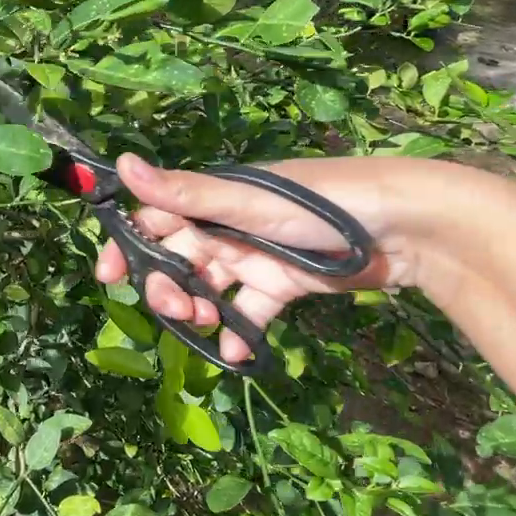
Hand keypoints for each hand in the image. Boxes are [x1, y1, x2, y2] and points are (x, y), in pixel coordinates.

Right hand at [92, 153, 446, 363]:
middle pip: (175, 261)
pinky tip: (238, 352)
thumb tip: (121, 163)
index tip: (108, 276)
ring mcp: (252, 257)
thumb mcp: (243, 201)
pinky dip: (240, 332)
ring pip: (208, 288)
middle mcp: (223, 227)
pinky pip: (250, 310)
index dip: (126, 247)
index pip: (151, 222)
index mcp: (208, 201)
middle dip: (166, 288)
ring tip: (210, 325)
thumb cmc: (316, 204)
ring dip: (200, 309)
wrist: (407, 228)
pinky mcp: (282, 283)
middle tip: (178, 310)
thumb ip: (181, 192)